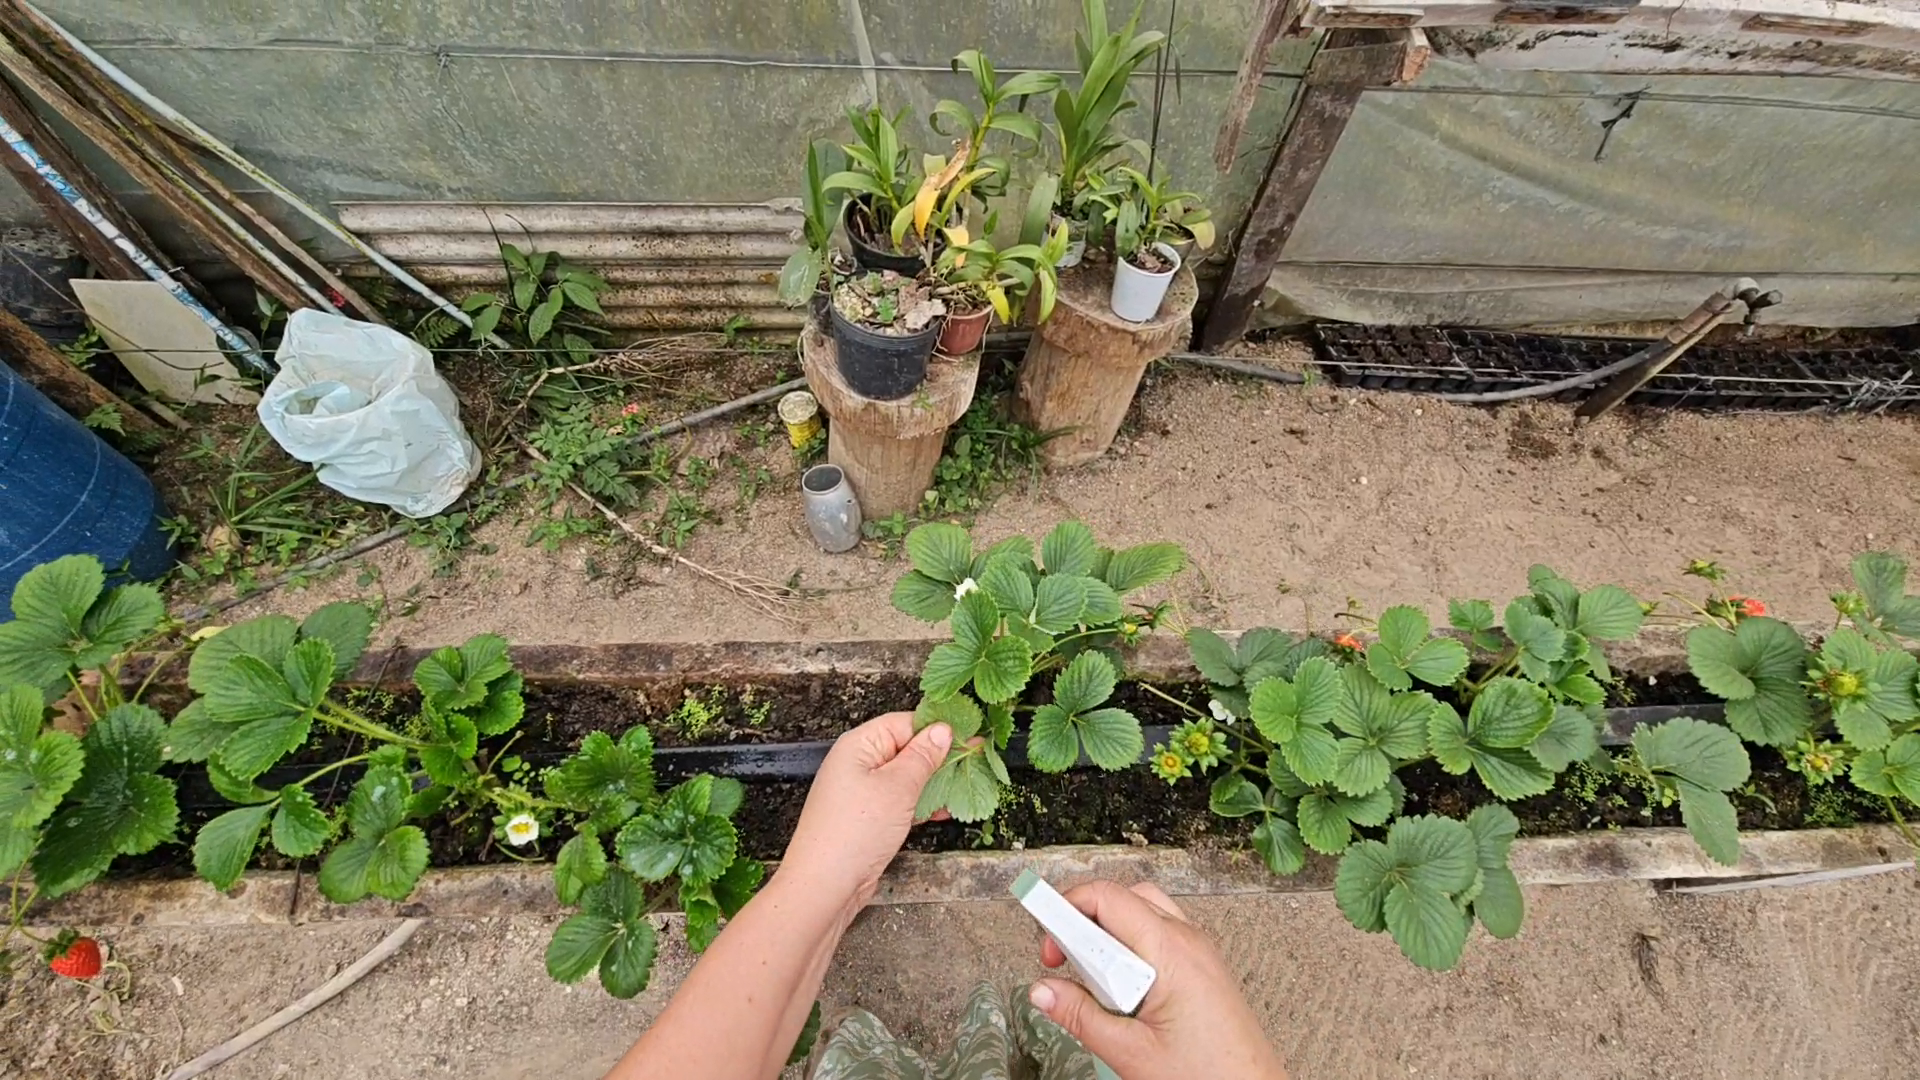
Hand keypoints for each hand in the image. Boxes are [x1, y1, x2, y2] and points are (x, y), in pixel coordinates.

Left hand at [777, 712, 951, 913]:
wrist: (824, 887)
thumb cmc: (852, 832)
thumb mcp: (898, 787)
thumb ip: (923, 757)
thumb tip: (942, 731)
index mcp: (859, 745)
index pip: (905, 723)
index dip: (936, 729)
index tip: (967, 736)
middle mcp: (858, 763)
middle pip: (906, 749)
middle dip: (938, 757)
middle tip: (971, 762)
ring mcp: (862, 791)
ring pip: (906, 777)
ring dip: (932, 783)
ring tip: (962, 787)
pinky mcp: (868, 817)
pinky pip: (900, 801)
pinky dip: (920, 804)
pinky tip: (943, 811)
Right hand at [1027, 881, 1286, 1079]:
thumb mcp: (1132, 1055)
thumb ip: (1081, 1018)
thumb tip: (1044, 991)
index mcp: (1171, 952)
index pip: (1107, 898)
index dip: (1066, 907)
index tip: (1041, 927)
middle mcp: (1188, 940)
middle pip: (1122, 897)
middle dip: (1083, 917)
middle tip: (1061, 957)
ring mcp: (1199, 950)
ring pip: (1142, 909)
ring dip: (1109, 929)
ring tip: (1092, 973)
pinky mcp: (1204, 965)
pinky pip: (1160, 931)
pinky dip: (1132, 942)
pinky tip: (1123, 983)